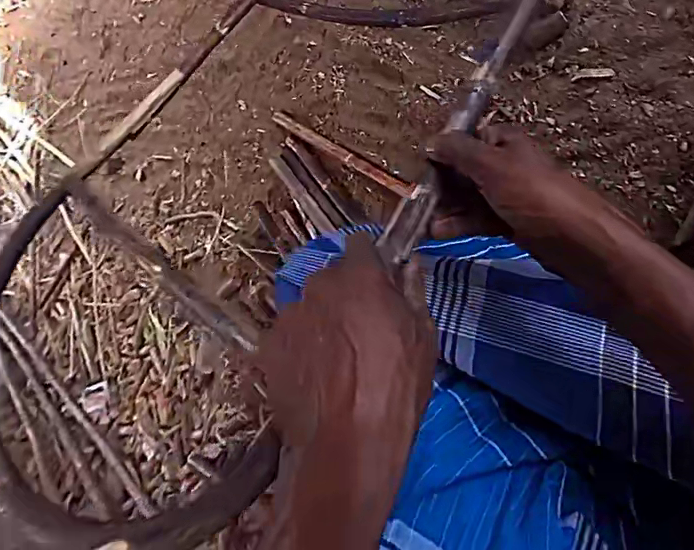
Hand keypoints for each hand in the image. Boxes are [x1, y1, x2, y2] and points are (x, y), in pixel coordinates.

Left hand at [253, 234, 433, 549]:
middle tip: (362, 330)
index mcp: (359, 275)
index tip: (378, 280)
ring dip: (321, 320)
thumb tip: (410, 263)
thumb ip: (413, 291)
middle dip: (346, 294)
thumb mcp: (423, 339)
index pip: (360, 243)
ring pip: (310, 305)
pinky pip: (290, 334)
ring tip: (337, 361)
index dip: (370, 260)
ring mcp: (290, 313)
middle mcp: (319, 284)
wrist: (345, 450)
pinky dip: (300, 347)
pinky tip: (315, 376)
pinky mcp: (270, 344)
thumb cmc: (395, 392)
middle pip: (333, 276)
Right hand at [428, 125, 646, 256]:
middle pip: (465, 169)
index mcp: (505, 142)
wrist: (580, 243)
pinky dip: (461, 223)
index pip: (467, 139)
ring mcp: (510, 195)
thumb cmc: (533, 195)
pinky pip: (480, 218)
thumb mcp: (491, 165)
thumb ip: (458, 151)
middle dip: (441, 184)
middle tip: (417, 200)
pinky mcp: (513, 222)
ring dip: (447, 207)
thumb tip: (431, 141)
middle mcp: (507, 165)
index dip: (445, 150)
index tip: (421, 167)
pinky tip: (440, 233)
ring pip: (470, 196)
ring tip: (423, 221)